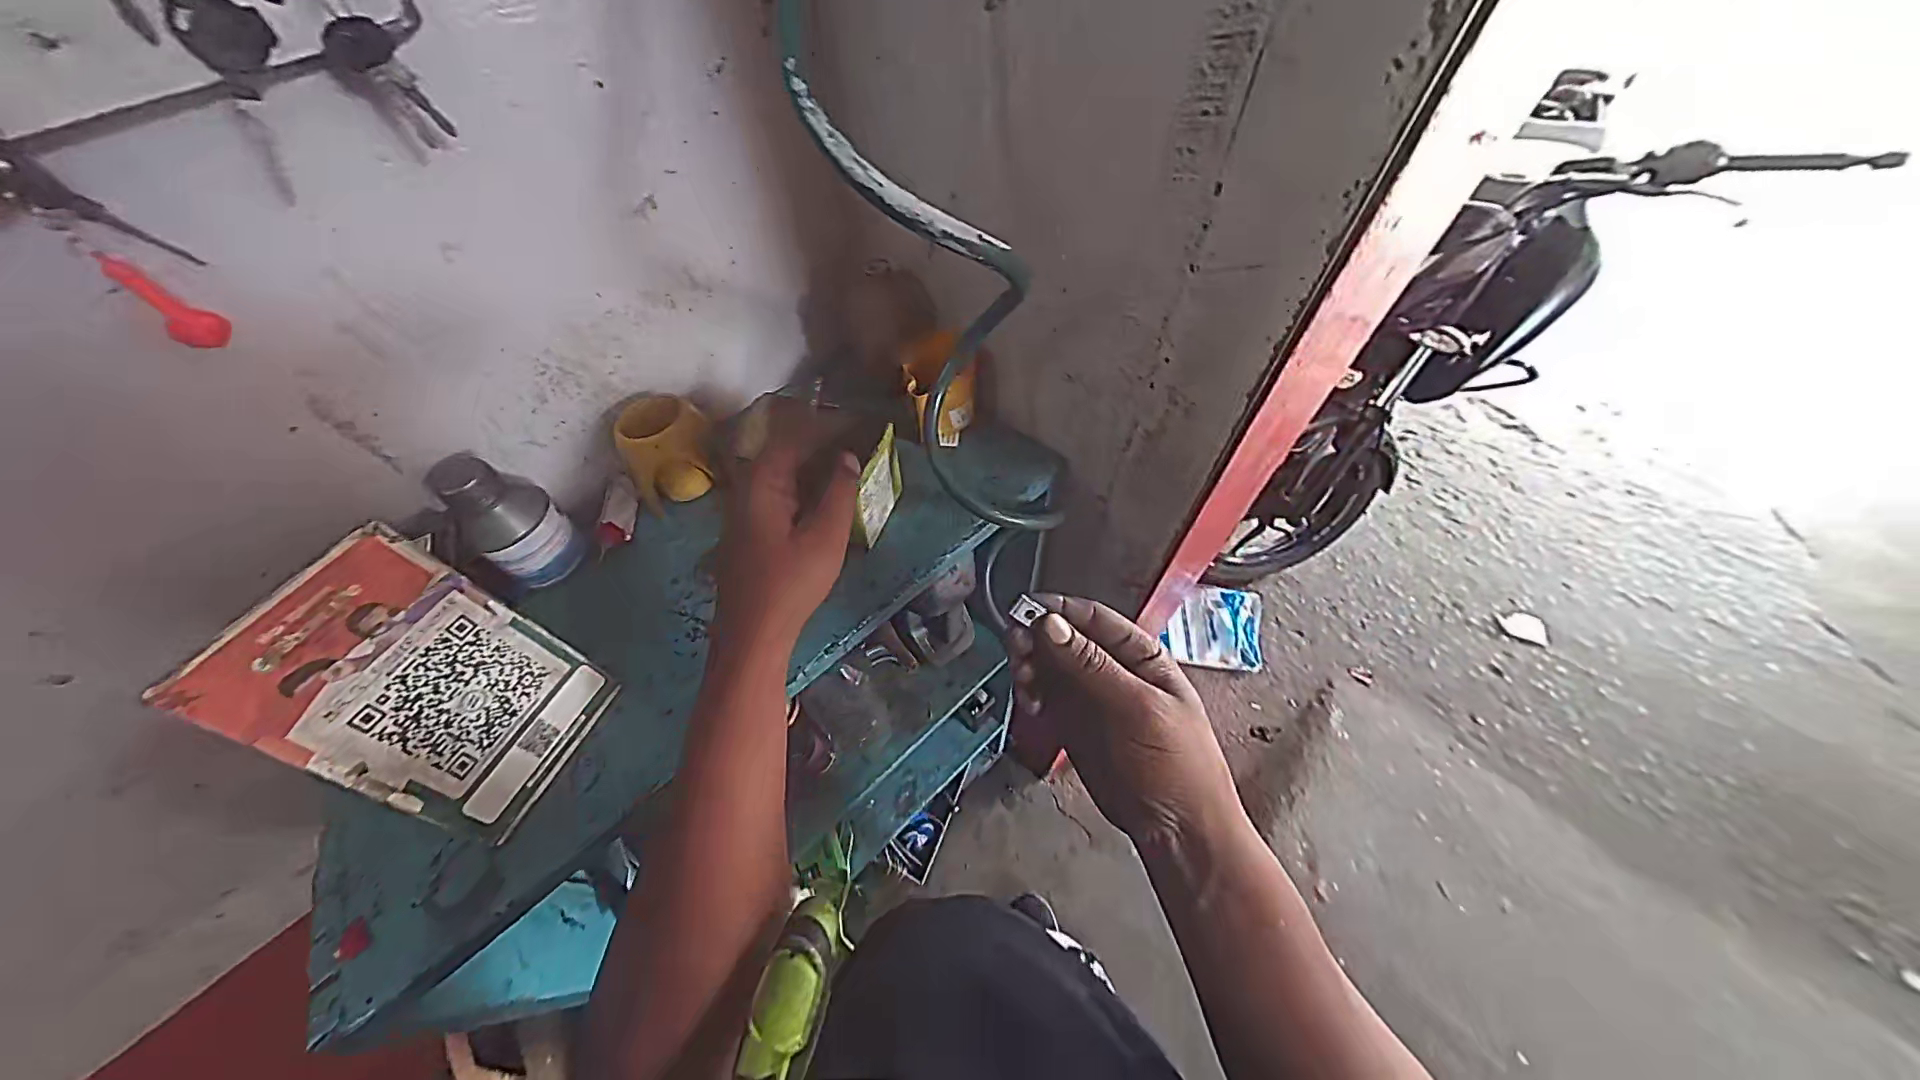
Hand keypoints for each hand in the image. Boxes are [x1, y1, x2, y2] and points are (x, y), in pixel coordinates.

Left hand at [713, 406, 860, 645]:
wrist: (753, 633)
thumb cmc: (790, 584)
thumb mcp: (825, 537)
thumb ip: (838, 492)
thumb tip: (847, 457)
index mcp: (762, 482)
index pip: (796, 435)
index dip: (830, 423)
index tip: (861, 418)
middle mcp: (747, 487)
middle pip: (785, 448)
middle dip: (822, 437)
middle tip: (859, 434)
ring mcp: (745, 509)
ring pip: (783, 470)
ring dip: (815, 461)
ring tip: (849, 457)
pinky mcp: (751, 528)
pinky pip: (780, 490)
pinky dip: (806, 483)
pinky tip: (826, 492)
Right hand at [1010, 595, 1240, 848]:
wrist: (1176, 830)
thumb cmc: (1178, 767)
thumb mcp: (1137, 708)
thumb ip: (1091, 666)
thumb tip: (1052, 625)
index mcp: (1140, 655)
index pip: (1093, 618)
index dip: (1059, 611)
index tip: (1027, 610)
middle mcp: (1112, 670)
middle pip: (1064, 640)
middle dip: (1037, 639)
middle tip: (1017, 647)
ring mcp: (1091, 697)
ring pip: (1049, 667)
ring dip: (1030, 666)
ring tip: (1023, 678)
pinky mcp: (1074, 723)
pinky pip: (1044, 696)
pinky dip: (1031, 694)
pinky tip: (1030, 702)